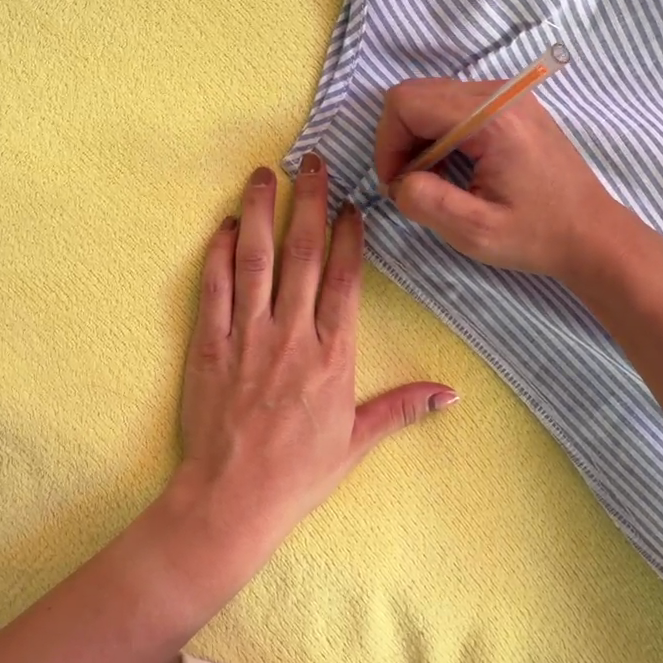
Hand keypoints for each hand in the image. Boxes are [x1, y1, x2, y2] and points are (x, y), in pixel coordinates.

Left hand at [171, 154, 456, 561]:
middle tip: (313, 163)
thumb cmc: (297, 474)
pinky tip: (223, 225)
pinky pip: (214, 287)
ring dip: (260, 212)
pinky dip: (217, 252)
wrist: (232, 499)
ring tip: (265, 174)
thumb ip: (401, 409)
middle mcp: (293, 335)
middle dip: (309, 203)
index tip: (351, 205)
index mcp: (333, 356)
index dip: (349, 236)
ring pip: (256, 259)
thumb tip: (453, 394)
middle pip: (303, 254)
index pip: (344, 280)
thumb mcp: (357, 443)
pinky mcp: (209, 344)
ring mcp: (247, 335)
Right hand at [374, 79, 623, 280]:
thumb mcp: (474, 231)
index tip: (396, 185)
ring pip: (432, 98)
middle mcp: (500, 94)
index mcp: (491, 118)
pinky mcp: (512, 106)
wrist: (593, 235)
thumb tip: (399, 182)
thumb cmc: (537, 236)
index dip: (388, 144)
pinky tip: (453, 169)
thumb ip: (425, 202)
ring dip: (418, 139)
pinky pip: (454, 106)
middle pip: (416, 95)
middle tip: (410, 185)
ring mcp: (508, 95)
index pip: (407, 103)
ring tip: (433, 181)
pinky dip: (439, 135)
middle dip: (399, 141)